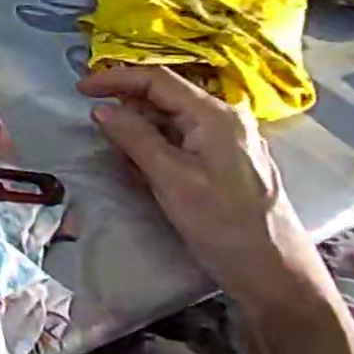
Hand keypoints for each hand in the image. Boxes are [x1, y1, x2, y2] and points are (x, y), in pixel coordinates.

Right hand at [77, 64, 333, 315]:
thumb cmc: (223, 224)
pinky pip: (178, 139)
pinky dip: (153, 148)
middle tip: (96, 129)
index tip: (79, 90)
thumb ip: (134, 138)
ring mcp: (226, 140)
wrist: (274, 275)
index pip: (157, 80)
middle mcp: (224, 119)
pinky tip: (143, 170)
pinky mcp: (223, 160)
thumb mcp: (171, 178)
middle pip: (162, 97)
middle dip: (125, 108)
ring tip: (123, 159)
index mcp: (215, 116)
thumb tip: (100, 109)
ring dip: (138, 132)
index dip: (114, 78)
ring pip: (168, 120)